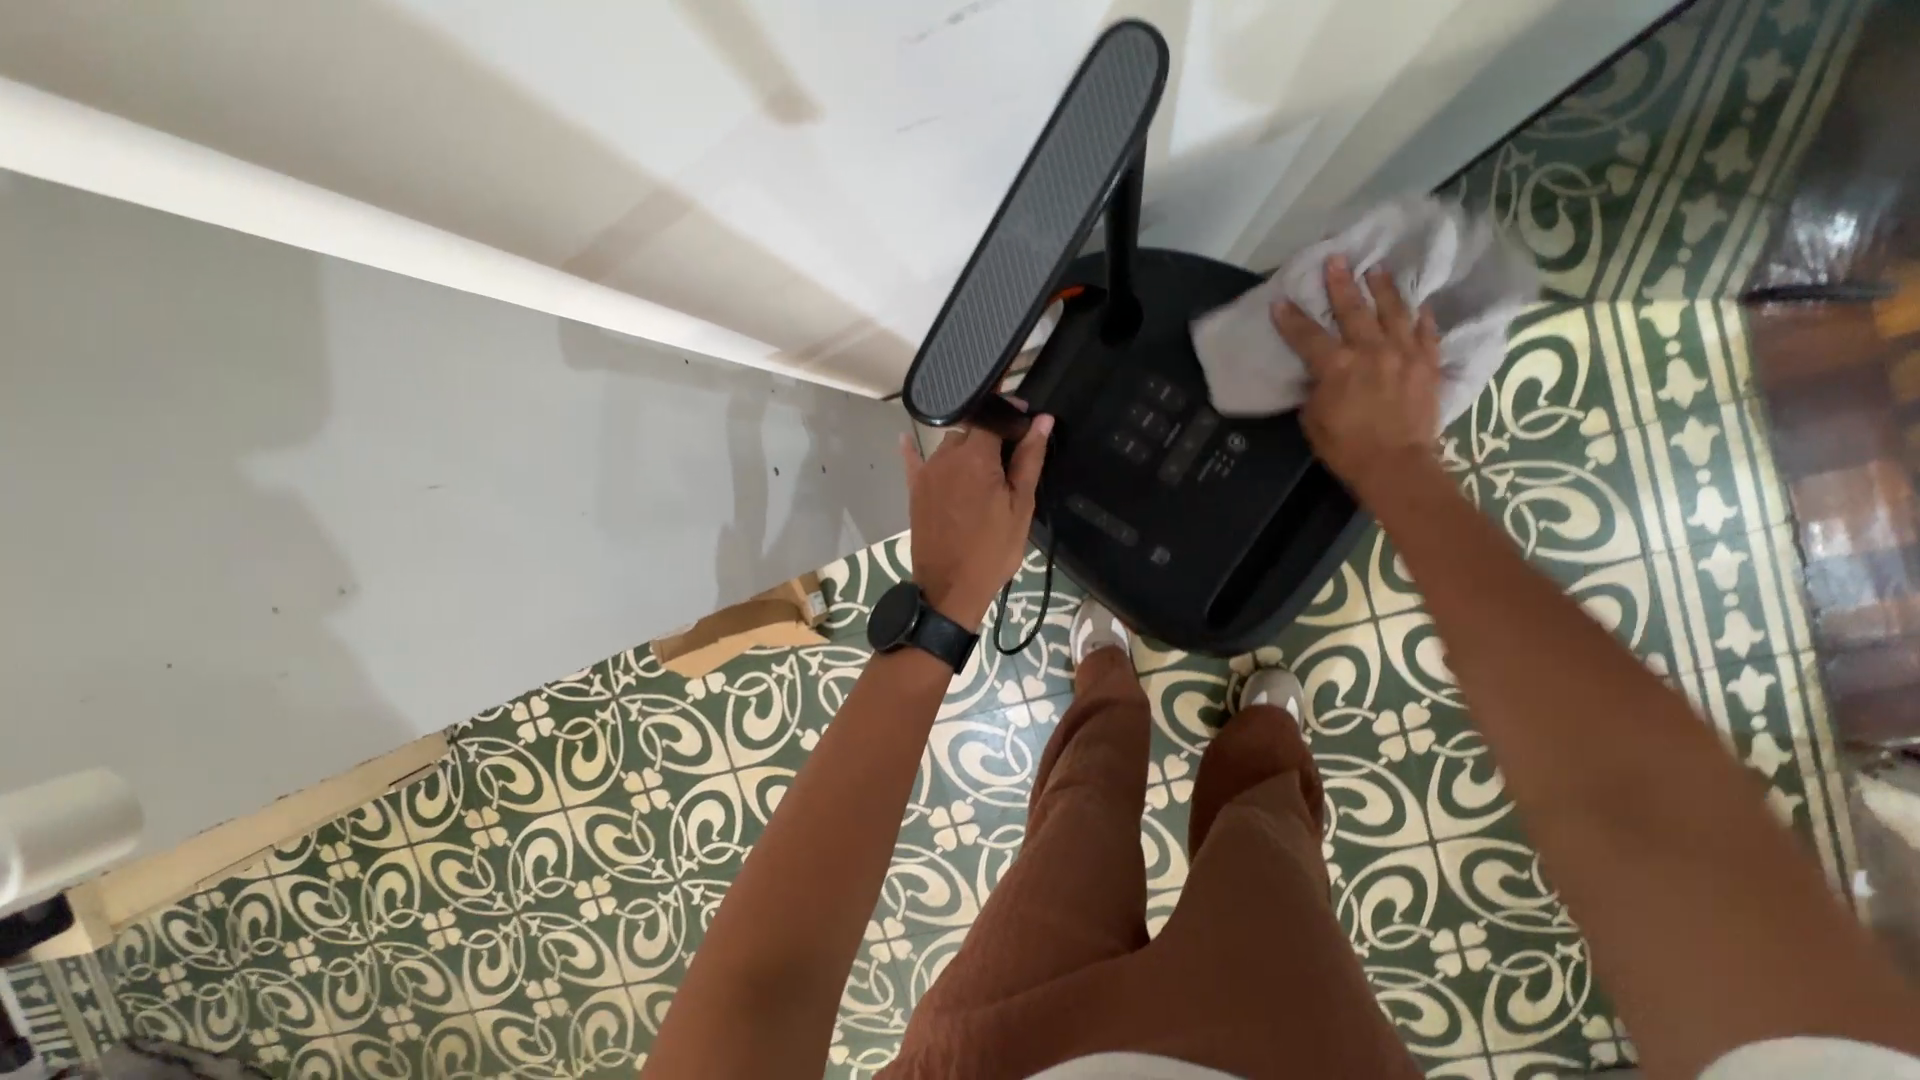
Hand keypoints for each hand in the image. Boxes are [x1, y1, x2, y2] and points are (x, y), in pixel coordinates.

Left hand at [899, 415, 1052, 627]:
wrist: (950, 587)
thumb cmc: (993, 549)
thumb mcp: (1021, 506)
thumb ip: (1029, 459)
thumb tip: (1042, 420)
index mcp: (976, 456)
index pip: (993, 415)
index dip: (1010, 413)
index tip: (1027, 418)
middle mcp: (946, 455)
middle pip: (971, 429)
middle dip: (991, 433)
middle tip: (1011, 452)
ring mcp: (926, 471)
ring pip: (949, 444)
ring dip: (967, 447)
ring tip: (984, 466)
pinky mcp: (914, 489)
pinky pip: (914, 459)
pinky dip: (915, 448)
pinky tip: (908, 439)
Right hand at [1272, 255, 1441, 496]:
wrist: (1397, 467)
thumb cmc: (1347, 448)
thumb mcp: (1314, 420)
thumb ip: (1316, 390)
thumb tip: (1320, 376)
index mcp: (1336, 366)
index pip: (1307, 335)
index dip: (1291, 319)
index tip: (1280, 301)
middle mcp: (1371, 350)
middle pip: (1353, 309)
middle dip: (1341, 284)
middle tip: (1336, 259)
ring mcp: (1404, 354)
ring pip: (1393, 311)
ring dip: (1383, 288)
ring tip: (1377, 270)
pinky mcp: (1428, 364)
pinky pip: (1426, 332)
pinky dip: (1420, 316)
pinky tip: (1418, 304)